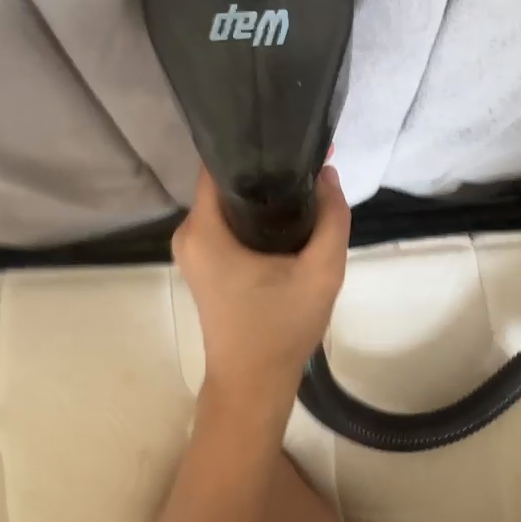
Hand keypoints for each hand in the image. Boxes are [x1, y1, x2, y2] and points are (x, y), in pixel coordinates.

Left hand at [172, 164, 350, 419]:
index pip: (220, 163)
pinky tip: (288, 216)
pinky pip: (229, 223)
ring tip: (304, 184)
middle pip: (226, 181)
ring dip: (264, 194)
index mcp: (205, 230)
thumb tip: (328, 173)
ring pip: (230, 203)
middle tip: (308, 161)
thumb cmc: (281, 328)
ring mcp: (195, 249)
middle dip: (267, 169)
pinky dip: (257, 215)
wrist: (253, 384)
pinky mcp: (205, 263)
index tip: (290, 136)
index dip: (255, 145)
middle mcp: (190, 233)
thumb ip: (331, 217)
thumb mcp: (321, 272)